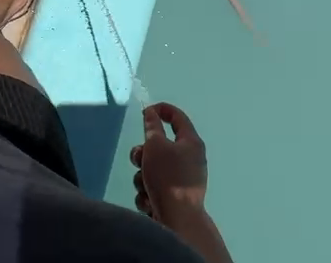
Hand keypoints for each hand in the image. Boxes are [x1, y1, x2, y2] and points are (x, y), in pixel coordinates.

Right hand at [129, 102, 208, 225]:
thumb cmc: (167, 177)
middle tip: (139, 158)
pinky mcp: (175, 199)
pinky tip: (148, 201)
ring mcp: (183, 180)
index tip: (145, 112)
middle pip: (161, 145)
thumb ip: (152, 126)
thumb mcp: (156, 145)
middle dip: (144, 152)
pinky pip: (155, 187)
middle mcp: (190, 159)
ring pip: (154, 168)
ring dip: (143, 175)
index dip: (161, 109)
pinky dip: (148, 192)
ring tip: (144, 186)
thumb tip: (152, 112)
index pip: (177, 116)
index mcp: (191, 143)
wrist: (178, 220)